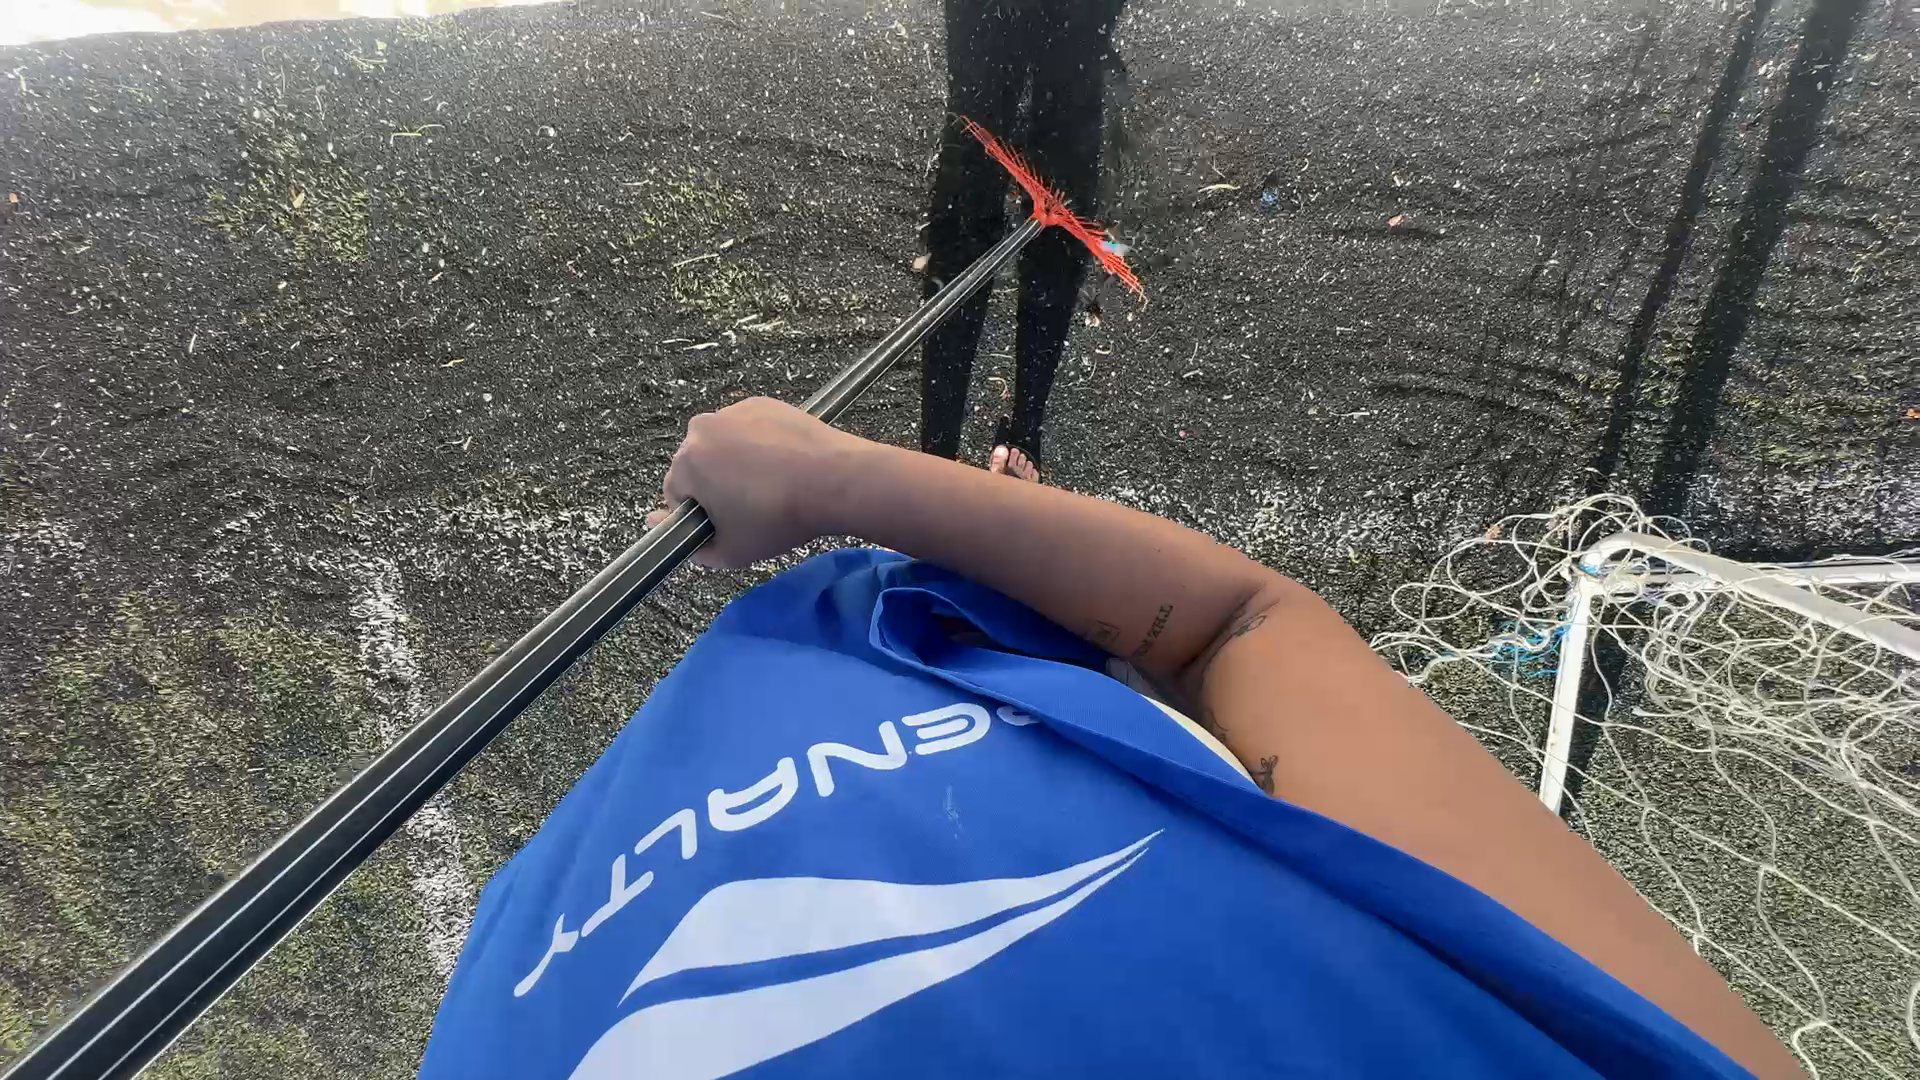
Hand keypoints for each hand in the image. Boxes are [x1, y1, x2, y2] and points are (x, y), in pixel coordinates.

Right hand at [646, 397, 863, 567]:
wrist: (835, 482)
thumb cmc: (781, 518)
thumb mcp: (730, 551)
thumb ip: (686, 545)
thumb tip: (655, 523)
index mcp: (687, 462)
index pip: (676, 493)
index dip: (701, 513)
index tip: (729, 522)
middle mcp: (702, 428)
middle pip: (699, 465)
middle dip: (718, 485)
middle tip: (754, 507)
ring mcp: (734, 411)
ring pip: (724, 446)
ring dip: (738, 463)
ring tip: (773, 486)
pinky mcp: (763, 404)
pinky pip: (749, 429)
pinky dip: (760, 444)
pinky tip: (784, 465)